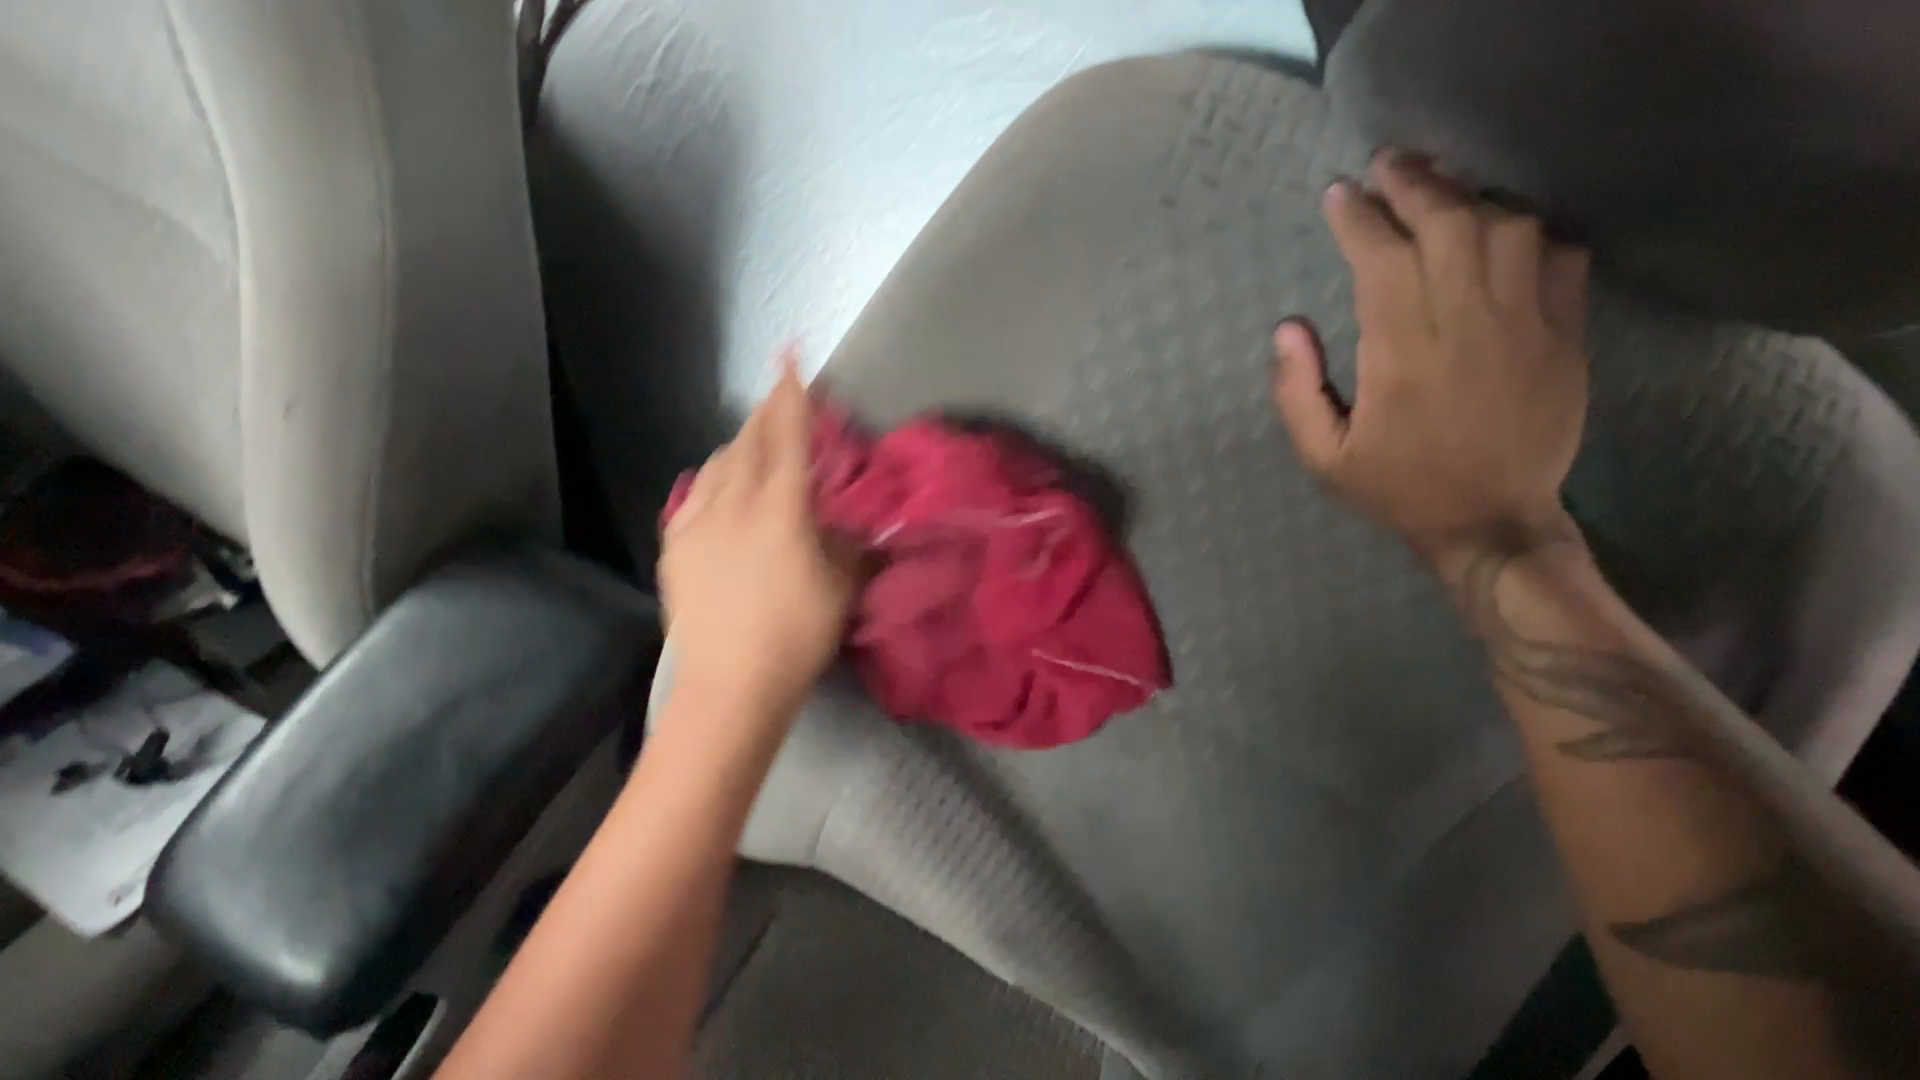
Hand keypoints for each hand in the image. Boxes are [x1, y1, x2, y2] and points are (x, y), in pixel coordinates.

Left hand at [660, 353, 859, 722]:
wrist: (730, 686)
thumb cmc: (797, 637)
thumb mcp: (842, 588)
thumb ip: (848, 546)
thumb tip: (848, 525)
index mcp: (780, 508)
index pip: (787, 435)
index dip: (791, 393)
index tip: (789, 355)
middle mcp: (733, 503)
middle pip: (749, 441)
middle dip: (766, 413)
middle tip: (779, 397)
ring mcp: (697, 524)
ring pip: (718, 465)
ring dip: (740, 446)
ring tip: (754, 447)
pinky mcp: (676, 548)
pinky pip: (694, 497)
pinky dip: (713, 482)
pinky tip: (720, 493)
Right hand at [1272, 150, 1591, 578]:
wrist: (1493, 521)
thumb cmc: (1399, 488)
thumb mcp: (1324, 457)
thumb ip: (1296, 392)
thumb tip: (1288, 327)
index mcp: (1402, 353)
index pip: (1382, 258)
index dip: (1358, 217)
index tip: (1339, 194)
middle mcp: (1466, 323)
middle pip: (1447, 222)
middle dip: (1413, 182)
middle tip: (1388, 164)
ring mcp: (1527, 323)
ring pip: (1507, 226)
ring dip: (1470, 197)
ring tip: (1441, 187)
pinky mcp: (1566, 333)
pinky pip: (1560, 254)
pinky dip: (1531, 229)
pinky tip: (1504, 230)